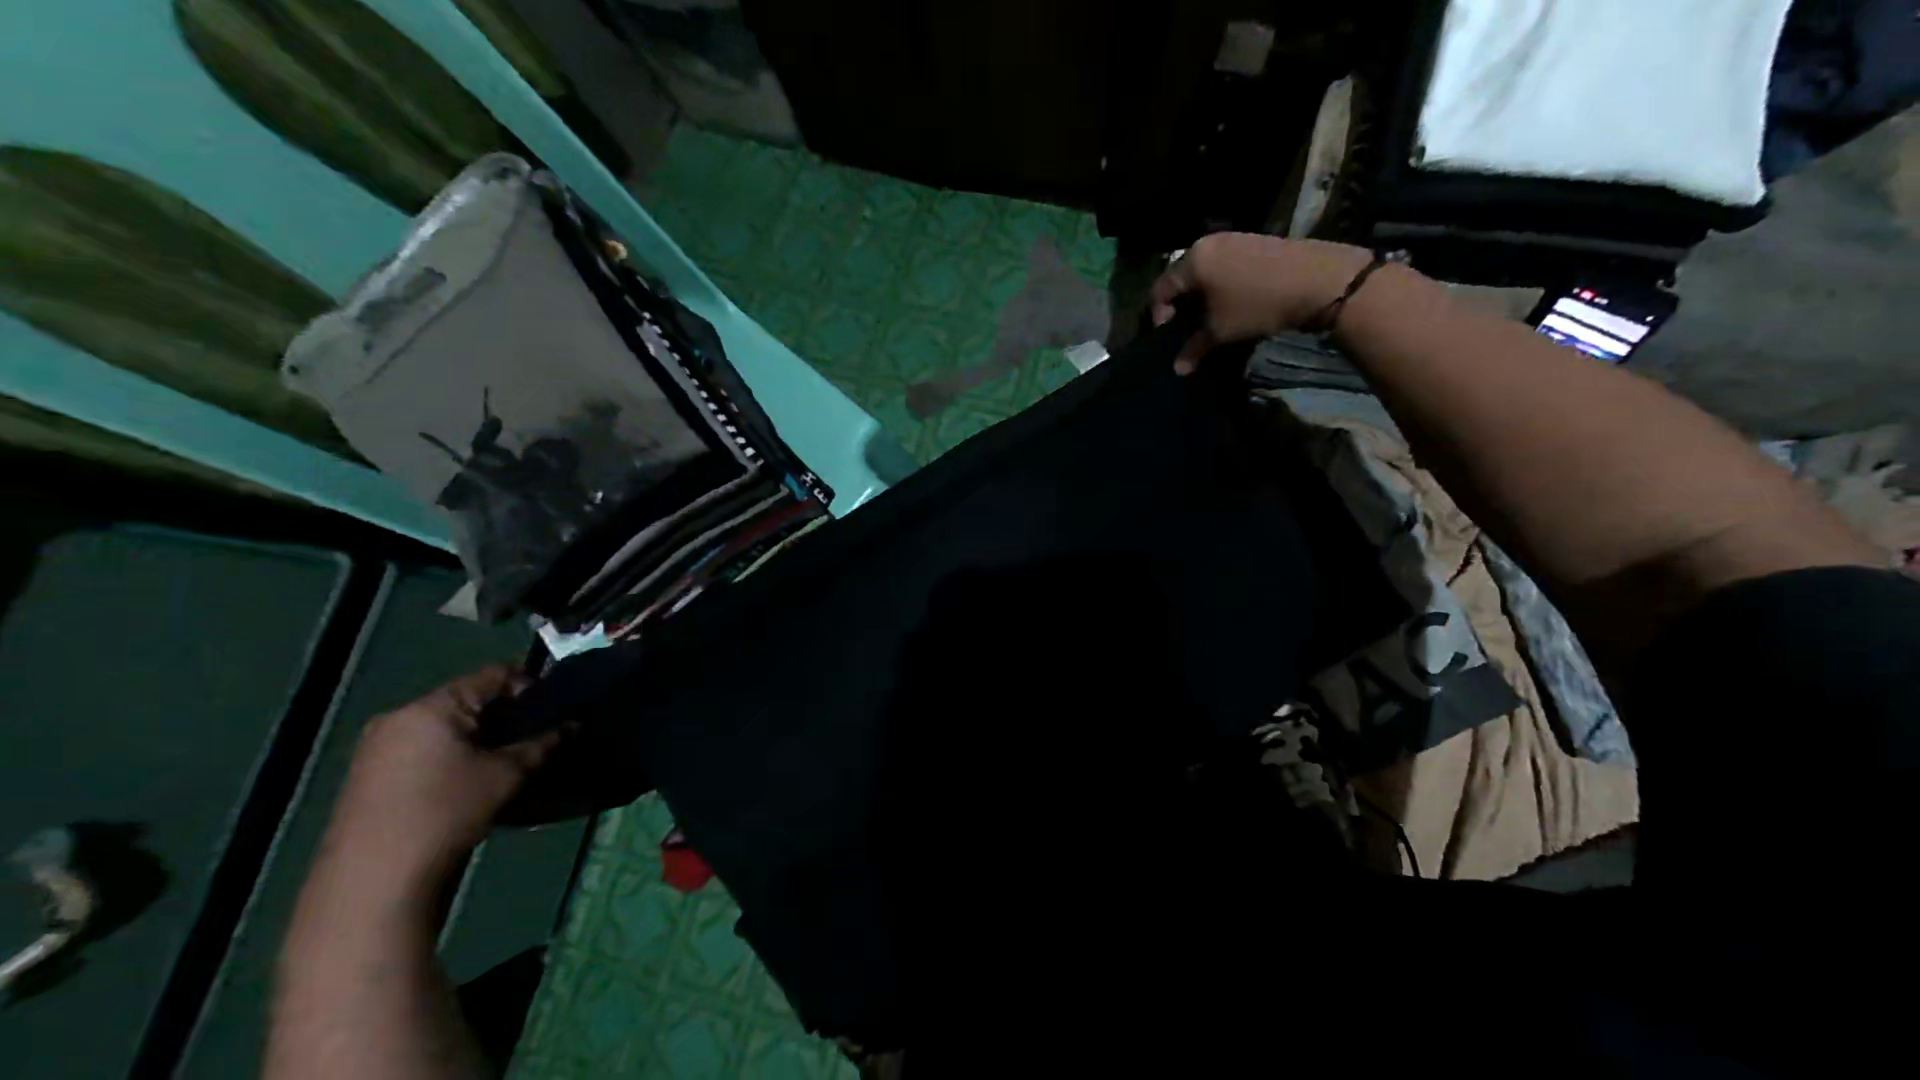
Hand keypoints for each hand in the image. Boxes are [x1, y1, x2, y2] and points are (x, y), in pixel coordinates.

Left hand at [323, 667, 561, 894]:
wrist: (373, 883)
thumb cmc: (446, 813)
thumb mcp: (507, 775)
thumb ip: (544, 743)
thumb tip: (575, 724)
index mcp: (431, 707)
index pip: (493, 675)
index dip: (531, 685)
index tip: (556, 709)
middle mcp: (398, 717)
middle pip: (467, 700)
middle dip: (506, 715)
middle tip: (536, 737)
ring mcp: (377, 747)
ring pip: (446, 726)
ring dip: (481, 737)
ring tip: (508, 762)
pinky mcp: (369, 776)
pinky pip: (424, 748)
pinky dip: (454, 755)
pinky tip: (472, 781)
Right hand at [1150, 233, 1373, 372]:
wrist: (1318, 280)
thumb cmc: (1257, 305)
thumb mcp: (1221, 331)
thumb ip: (1194, 348)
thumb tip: (1178, 370)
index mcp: (1191, 261)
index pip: (1160, 289)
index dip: (1159, 315)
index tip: (1169, 336)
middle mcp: (1207, 243)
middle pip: (1181, 277)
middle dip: (1180, 304)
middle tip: (1186, 327)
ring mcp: (1233, 239)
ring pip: (1203, 269)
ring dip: (1201, 294)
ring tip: (1210, 316)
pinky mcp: (1254, 241)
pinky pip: (1224, 263)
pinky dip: (1220, 283)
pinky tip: (1232, 301)